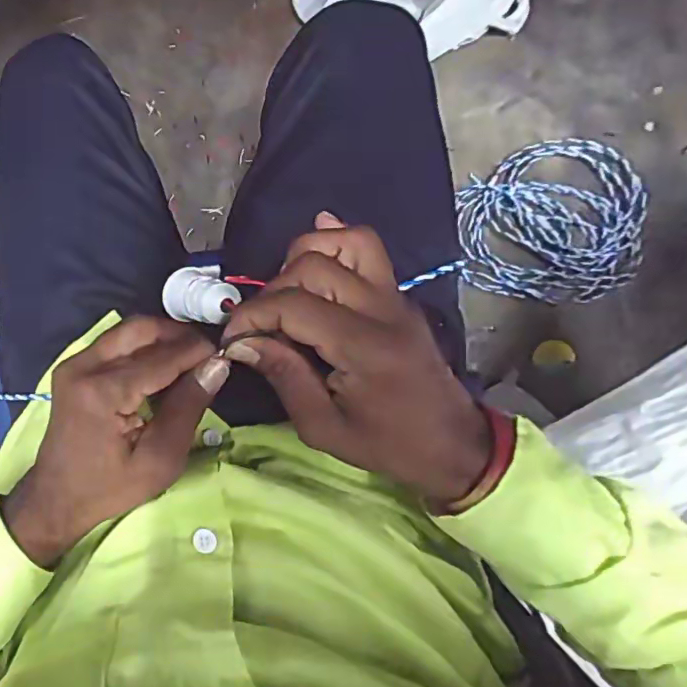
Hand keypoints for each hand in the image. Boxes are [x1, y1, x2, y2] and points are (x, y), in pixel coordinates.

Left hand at [2, 317, 226, 566]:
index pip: (161, 358)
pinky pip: (113, 344)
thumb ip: (187, 407)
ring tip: (190, 358)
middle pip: (139, 329)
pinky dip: (141, 348)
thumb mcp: (160, 459)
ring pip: (126, 332)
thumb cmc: (109, 487)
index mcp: (102, 391)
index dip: (197, 352)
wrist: (57, 497)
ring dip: (160, 338)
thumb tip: (216, 365)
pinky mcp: (72, 368)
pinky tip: (162, 367)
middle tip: (207, 353)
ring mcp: (74, 364)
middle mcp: (83, 367)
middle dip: (177, 335)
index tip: (225, 353)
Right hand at [220, 213, 490, 502]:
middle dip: (272, 291)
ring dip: (304, 256)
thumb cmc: (386, 444)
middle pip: (313, 266)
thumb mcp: (322, 427)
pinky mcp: (398, 295)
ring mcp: (395, 297)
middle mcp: (382, 310)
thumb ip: (283, 376)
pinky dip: (334, 242)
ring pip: (346, 241)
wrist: (453, 444)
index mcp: (364, 348)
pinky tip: (309, 250)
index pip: (293, 306)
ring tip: (285, 291)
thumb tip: (242, 343)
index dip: (251, 316)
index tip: (233, 340)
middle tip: (260, 325)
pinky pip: (367, 250)